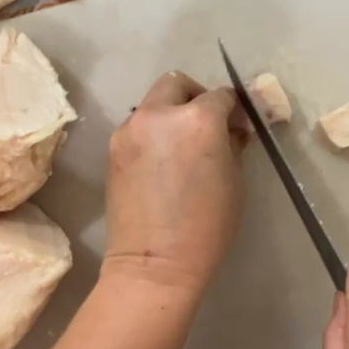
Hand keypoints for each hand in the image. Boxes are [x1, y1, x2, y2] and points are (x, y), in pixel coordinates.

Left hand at [102, 72, 248, 298]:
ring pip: (152, 105)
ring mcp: (130, 131)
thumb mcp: (235, 183)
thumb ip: (232, 145)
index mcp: (198, 119)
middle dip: (195, 97)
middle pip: (177, 84)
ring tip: (180, 149)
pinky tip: (161, 165)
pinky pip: (137, 129)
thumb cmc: (207, 228)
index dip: (232, 109)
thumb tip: (231, 131)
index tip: (236, 126)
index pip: (220, 96)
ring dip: (169, 115)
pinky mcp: (113, 150)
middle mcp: (159, 115)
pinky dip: (151, 135)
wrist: (154, 264)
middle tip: (205, 125)